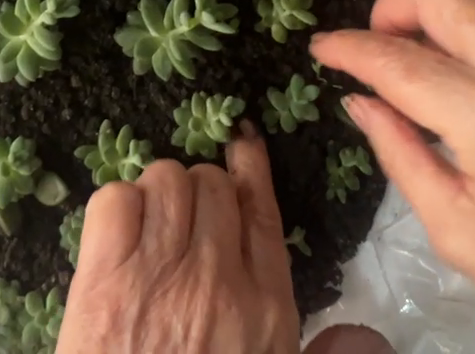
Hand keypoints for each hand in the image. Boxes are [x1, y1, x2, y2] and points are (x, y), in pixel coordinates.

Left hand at [57, 123, 299, 353]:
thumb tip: (372, 338)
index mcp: (263, 305)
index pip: (259, 205)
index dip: (249, 165)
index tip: (243, 140)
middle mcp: (215, 275)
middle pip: (208, 182)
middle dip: (198, 191)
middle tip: (185, 221)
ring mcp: (157, 271)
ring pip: (164, 179)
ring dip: (159, 194)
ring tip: (153, 229)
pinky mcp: (102, 277)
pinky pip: (115, 199)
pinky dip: (118, 207)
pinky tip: (119, 238)